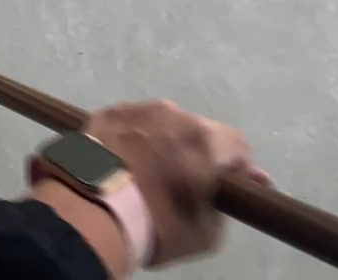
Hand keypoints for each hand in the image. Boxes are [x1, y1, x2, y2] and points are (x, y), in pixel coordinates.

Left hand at [86, 100, 267, 267]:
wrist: (92, 206)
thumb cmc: (158, 224)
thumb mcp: (207, 230)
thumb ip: (227, 200)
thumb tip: (245, 179)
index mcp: (204, 140)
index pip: (237, 143)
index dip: (237, 165)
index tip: (227, 184)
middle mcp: (173, 114)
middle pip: (198, 129)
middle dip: (199, 151)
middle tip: (185, 179)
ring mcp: (137, 108)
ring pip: (163, 121)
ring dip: (165, 139)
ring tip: (150, 168)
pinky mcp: (108, 110)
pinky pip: (133, 121)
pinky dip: (135, 135)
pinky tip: (125, 158)